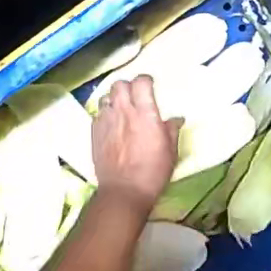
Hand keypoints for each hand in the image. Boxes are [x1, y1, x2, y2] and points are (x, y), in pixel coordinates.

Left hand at [90, 76, 180, 209]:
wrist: (123, 190)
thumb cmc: (152, 171)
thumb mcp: (170, 151)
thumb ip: (171, 130)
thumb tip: (176, 118)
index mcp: (144, 112)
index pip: (141, 81)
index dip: (145, 80)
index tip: (150, 86)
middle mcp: (123, 111)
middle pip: (119, 84)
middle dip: (127, 86)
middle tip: (135, 96)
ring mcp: (105, 120)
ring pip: (105, 96)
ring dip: (114, 98)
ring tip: (121, 108)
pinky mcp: (94, 131)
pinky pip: (97, 113)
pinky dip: (104, 114)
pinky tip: (111, 124)